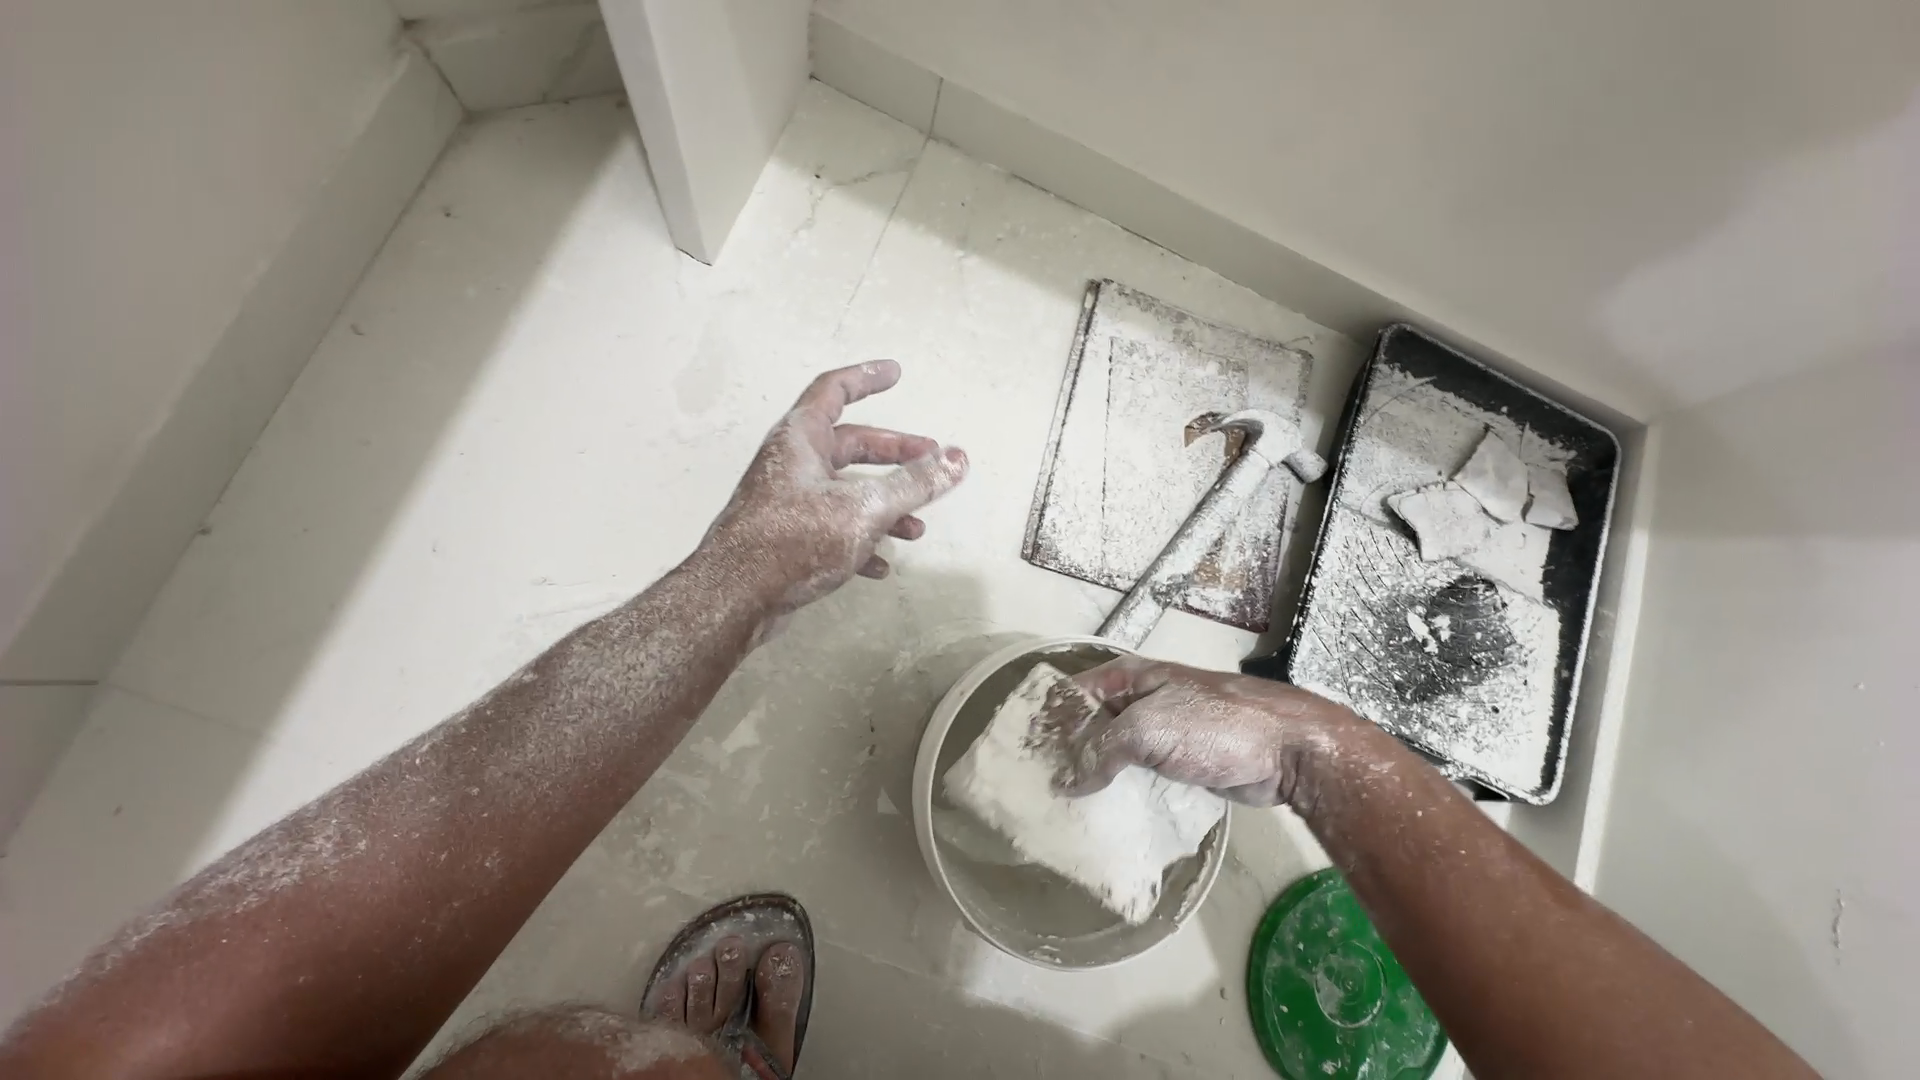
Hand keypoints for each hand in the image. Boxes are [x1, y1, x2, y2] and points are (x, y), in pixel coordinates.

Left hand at [701, 360, 967, 617]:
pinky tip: (880, 565)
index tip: (895, 373)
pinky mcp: (785, 539)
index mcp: (800, 439)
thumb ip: (914, 483)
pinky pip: (831, 529)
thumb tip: (958, 458)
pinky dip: (860, 540)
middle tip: (931, 462)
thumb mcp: (865, 509)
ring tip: (916, 529)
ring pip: (844, 492)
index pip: (834, 390)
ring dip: (884, 506)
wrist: (733, 599)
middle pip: (849, 445)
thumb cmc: (795, 541)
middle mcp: (791, 464)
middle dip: (893, 454)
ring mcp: (786, 503)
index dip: (866, 377)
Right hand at [1051, 657, 1355, 806]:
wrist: (1286, 749)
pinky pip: (1135, 776)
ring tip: (1060, 808)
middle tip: (1036, 788)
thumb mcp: (1147, 730)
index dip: (1047, 720)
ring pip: (1111, 754)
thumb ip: (1100, 752)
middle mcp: (1138, 700)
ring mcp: (1158, 733)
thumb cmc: (1214, 725)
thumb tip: (1066, 783)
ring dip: (1090, 776)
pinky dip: (1118, 792)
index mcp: (1128, 677)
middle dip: (1064, 752)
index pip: (1072, 694)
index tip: (1023, 755)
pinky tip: (1100, 815)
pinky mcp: (1176, 764)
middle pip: (1088, 724)